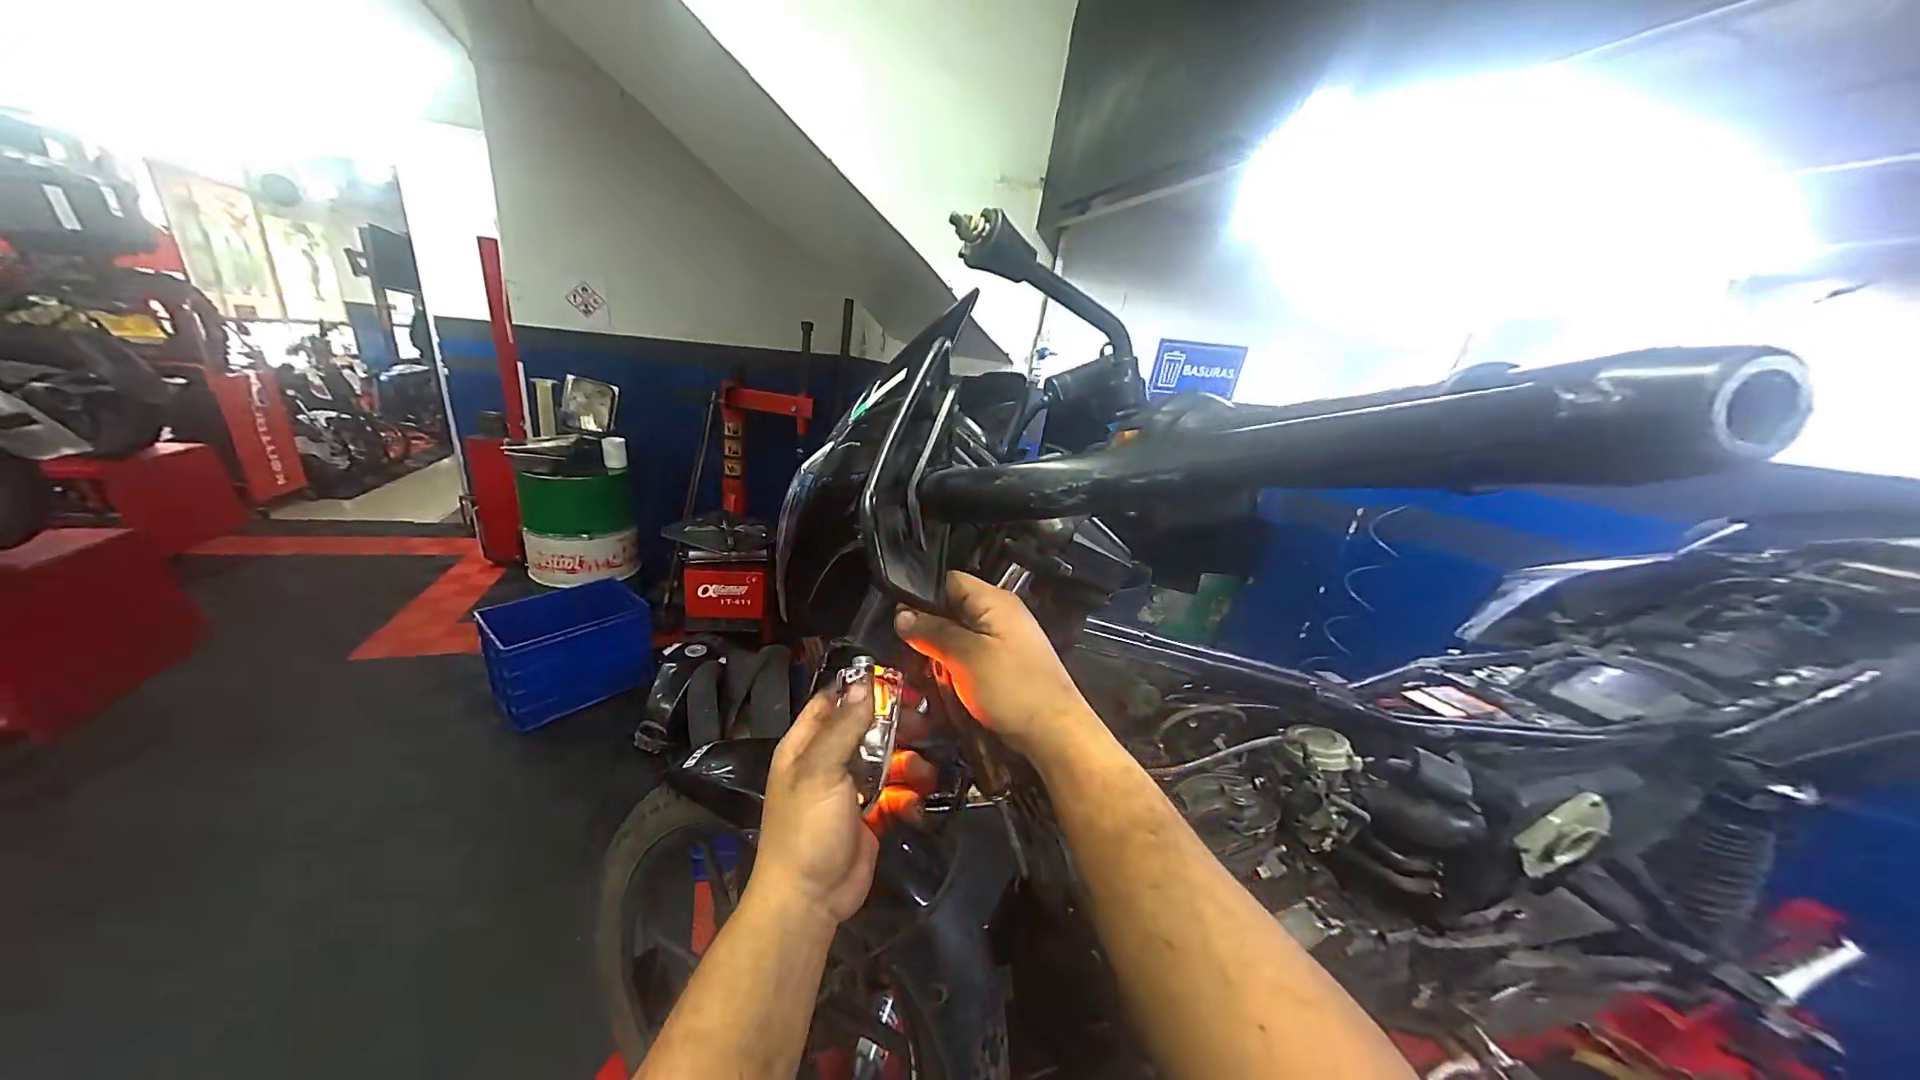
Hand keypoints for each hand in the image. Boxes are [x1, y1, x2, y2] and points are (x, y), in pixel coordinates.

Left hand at [749, 684, 936, 925]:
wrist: (811, 899)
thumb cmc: (806, 829)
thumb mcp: (821, 771)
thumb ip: (844, 726)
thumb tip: (863, 684)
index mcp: (806, 745)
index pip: (833, 701)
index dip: (862, 688)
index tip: (896, 682)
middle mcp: (828, 761)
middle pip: (867, 727)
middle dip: (895, 724)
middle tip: (923, 723)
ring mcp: (850, 787)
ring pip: (887, 757)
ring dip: (909, 760)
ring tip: (924, 769)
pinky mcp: (871, 812)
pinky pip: (896, 790)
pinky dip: (909, 791)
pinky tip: (916, 798)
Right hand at [894, 571, 1108, 766]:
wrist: (1053, 733)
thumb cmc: (1019, 692)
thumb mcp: (964, 657)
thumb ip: (931, 632)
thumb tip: (903, 616)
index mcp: (995, 601)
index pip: (948, 580)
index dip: (920, 597)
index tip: (903, 620)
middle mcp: (1002, 615)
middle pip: (951, 609)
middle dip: (930, 630)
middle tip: (918, 652)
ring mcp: (1004, 640)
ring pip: (958, 636)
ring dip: (942, 653)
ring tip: (937, 672)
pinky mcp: (1004, 665)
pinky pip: (970, 657)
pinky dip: (957, 669)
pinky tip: (953, 685)